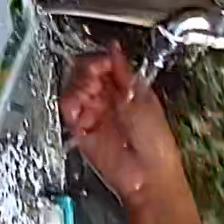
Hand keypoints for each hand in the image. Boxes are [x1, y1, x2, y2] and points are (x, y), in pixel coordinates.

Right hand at [59, 43, 187, 211]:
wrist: (149, 176)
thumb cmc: (155, 140)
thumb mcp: (142, 97)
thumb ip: (123, 71)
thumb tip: (113, 47)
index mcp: (124, 88)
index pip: (104, 63)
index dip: (101, 58)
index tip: (104, 59)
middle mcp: (106, 99)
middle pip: (86, 72)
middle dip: (89, 68)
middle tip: (96, 72)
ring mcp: (93, 113)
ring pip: (74, 86)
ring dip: (80, 82)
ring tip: (91, 89)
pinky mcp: (81, 130)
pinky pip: (68, 108)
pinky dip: (70, 100)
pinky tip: (81, 101)